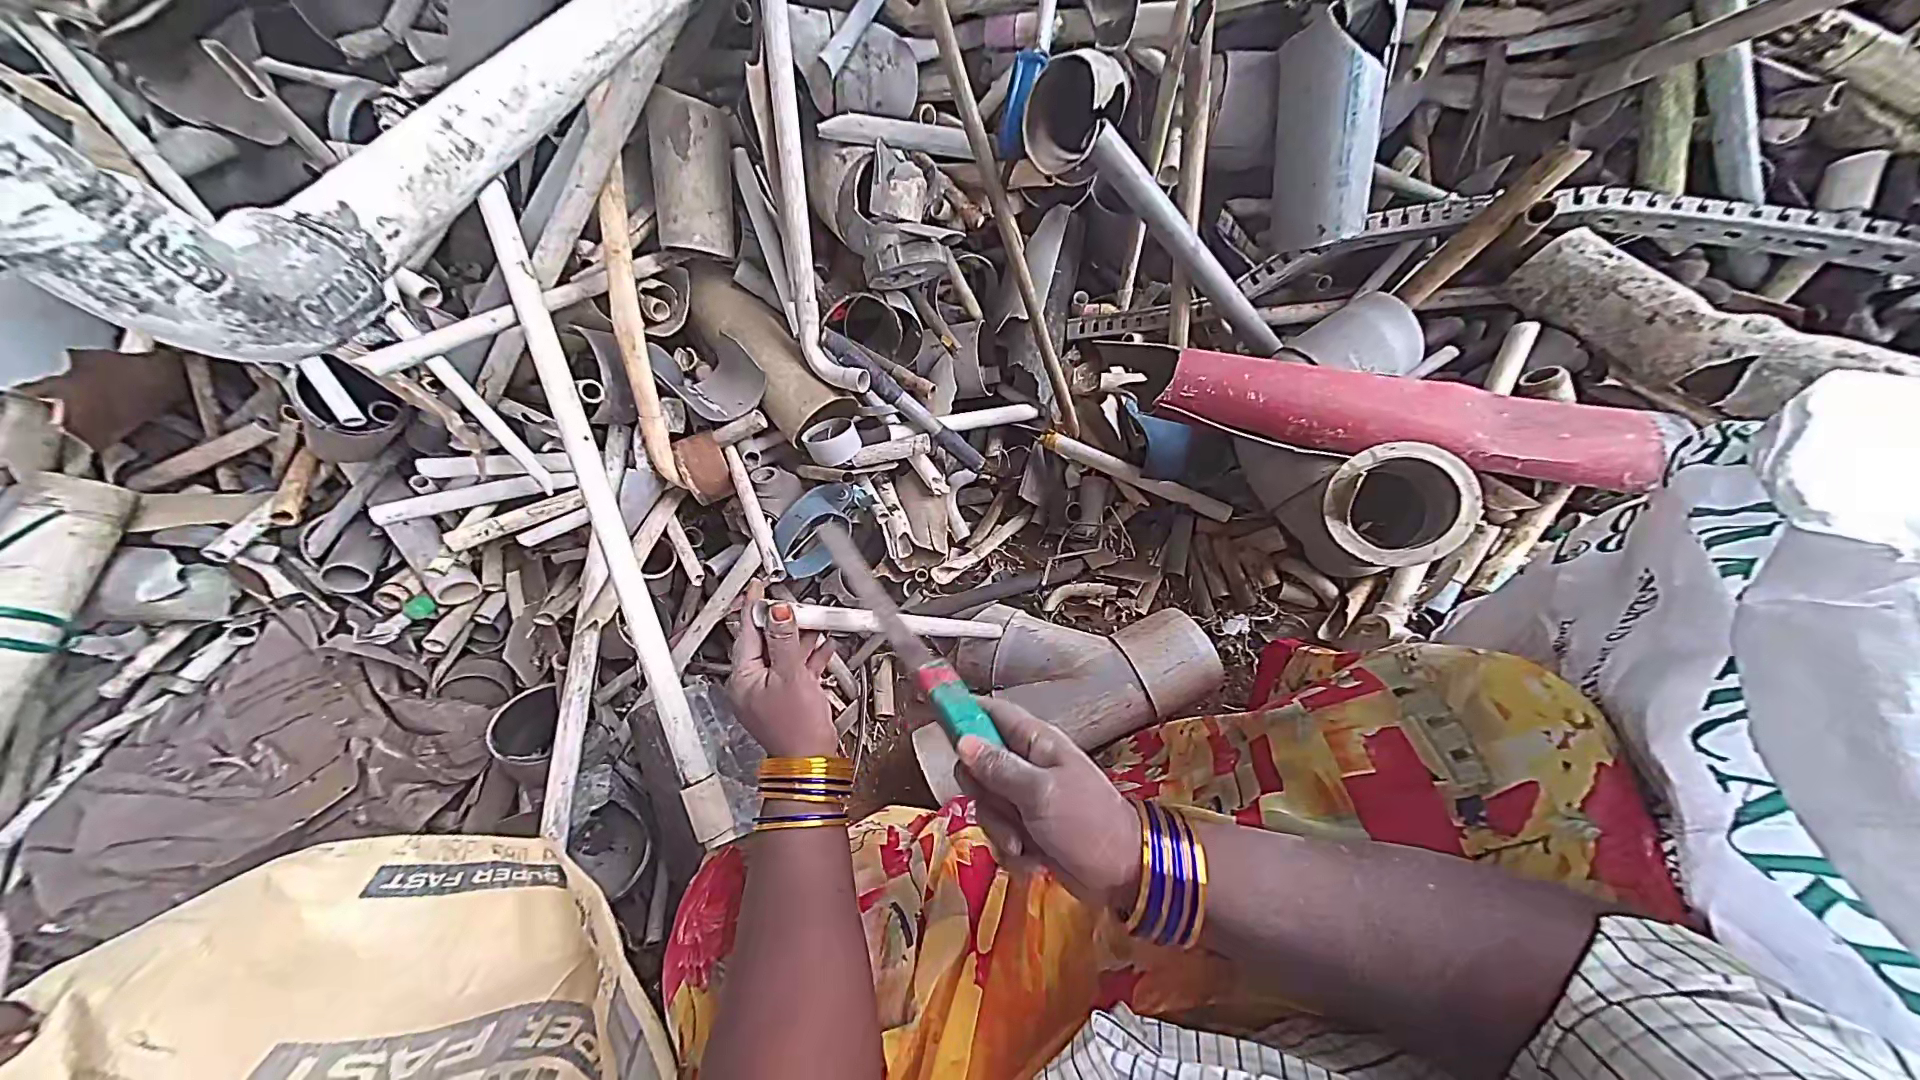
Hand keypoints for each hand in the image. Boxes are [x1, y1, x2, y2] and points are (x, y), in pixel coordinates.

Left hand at [729, 580, 837, 756]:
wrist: (812, 759)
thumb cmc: (796, 727)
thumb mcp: (791, 674)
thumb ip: (785, 640)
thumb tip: (779, 612)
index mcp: (743, 677)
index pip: (747, 632)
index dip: (756, 608)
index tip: (759, 589)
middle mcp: (753, 682)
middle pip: (767, 641)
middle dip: (784, 622)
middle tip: (798, 606)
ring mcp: (771, 690)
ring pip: (784, 653)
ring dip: (800, 638)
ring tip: (817, 623)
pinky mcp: (789, 696)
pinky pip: (797, 668)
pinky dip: (809, 656)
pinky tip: (823, 648)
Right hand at [954, 698, 1141, 911]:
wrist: (1123, 875)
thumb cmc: (1087, 823)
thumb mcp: (1041, 793)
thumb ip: (999, 768)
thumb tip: (962, 741)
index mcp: (1035, 742)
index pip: (991, 712)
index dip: (963, 710)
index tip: (935, 716)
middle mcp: (1026, 764)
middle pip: (977, 763)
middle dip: (983, 794)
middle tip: (1004, 808)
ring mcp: (1025, 797)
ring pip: (984, 803)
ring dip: (999, 828)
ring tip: (1024, 844)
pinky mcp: (1026, 828)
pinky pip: (997, 831)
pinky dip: (1010, 849)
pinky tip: (1031, 860)